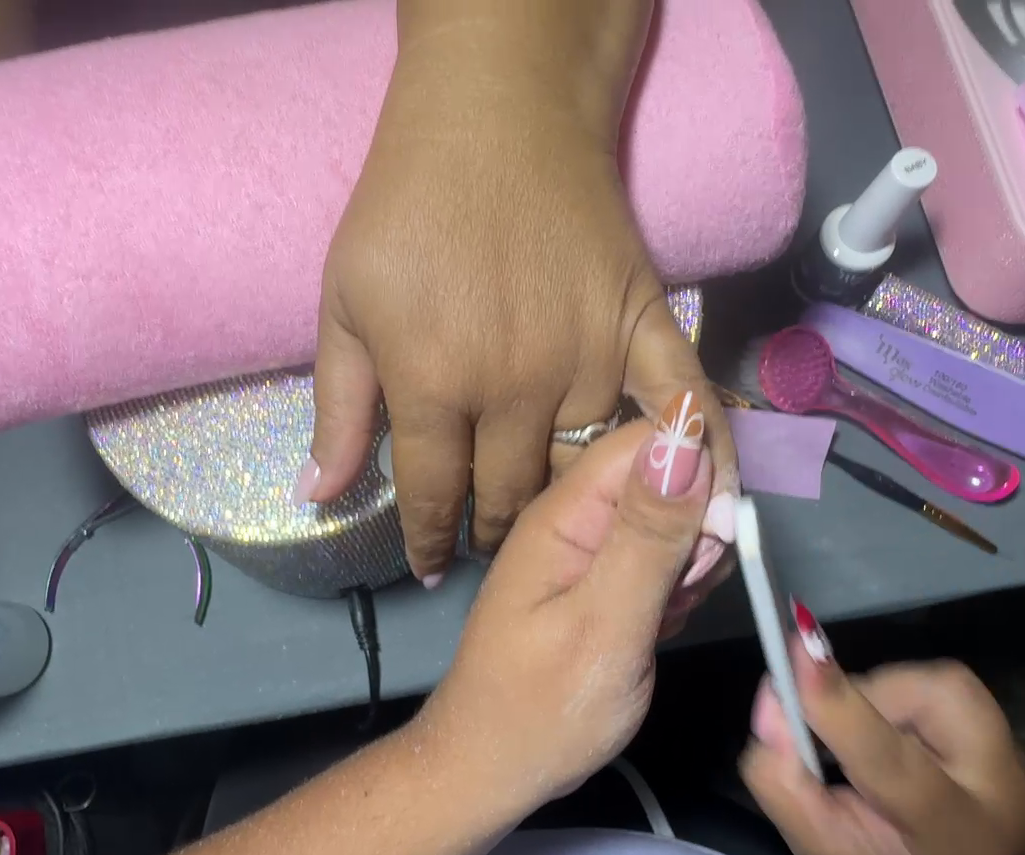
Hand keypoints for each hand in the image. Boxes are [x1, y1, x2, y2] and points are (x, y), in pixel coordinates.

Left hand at [303, 45, 735, 584]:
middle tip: (481, 541)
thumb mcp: (343, 308)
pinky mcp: (644, 328)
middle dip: (487, 530)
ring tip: (551, 525)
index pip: (433, 497)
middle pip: (506, 496)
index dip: (428, 541)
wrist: (494, 115)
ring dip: (561, 506)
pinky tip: (706, 504)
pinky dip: (698, 458)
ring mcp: (588, 361)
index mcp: (434, 383)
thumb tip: (318, 498)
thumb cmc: (404, 211)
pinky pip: (680, 407)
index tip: (428, 567)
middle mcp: (514, 389)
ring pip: (578, 470)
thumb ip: (338, 411)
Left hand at [422, 390, 711, 807]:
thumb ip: (648, 537)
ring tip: (662, 618)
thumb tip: (687, 439)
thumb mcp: (604, 625)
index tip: (726, 527)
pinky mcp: (601, 580)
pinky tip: (656, 628)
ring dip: (691, 564)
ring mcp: (588, 550)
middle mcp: (575, 517)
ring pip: (673, 522)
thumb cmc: (542, 709)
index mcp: (564, 512)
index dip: (701, 465)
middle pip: (667, 475)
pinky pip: (660, 561)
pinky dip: (676, 590)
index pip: (648, 436)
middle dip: (700, 526)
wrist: (494, 768)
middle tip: (679, 594)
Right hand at [740, 640, 1024, 854]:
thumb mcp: (820, 853)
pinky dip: (895, 698)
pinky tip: (884, 734)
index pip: (894, 763)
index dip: (842, 706)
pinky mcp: (1008, 732)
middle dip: (863, 694)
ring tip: (856, 739)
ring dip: (878, 695)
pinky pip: (940, 688)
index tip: (797, 651)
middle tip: (823, 729)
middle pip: (936, 697)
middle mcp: (1006, 790)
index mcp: (956, 840)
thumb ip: (783, 781)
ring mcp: (1017, 757)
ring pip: (937, 682)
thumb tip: (771, 702)